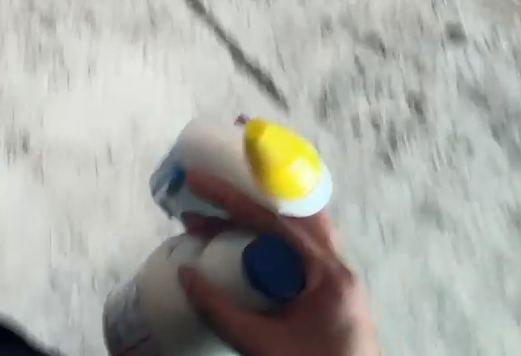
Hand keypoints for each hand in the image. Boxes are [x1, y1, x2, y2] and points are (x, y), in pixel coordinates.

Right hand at [176, 174, 378, 355]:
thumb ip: (219, 309)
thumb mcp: (261, 347)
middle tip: (215, 182)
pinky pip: (296, 251)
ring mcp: (336, 283)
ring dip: (259, 215)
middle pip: (293, 211)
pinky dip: (267, 238)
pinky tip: (241, 246)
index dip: (232, 198)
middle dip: (253, 192)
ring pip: (296, 229)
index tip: (196, 181)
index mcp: (329, 275)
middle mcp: (337, 270)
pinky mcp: (329, 297)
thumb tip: (183, 271)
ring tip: (219, 211)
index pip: (275, 219)